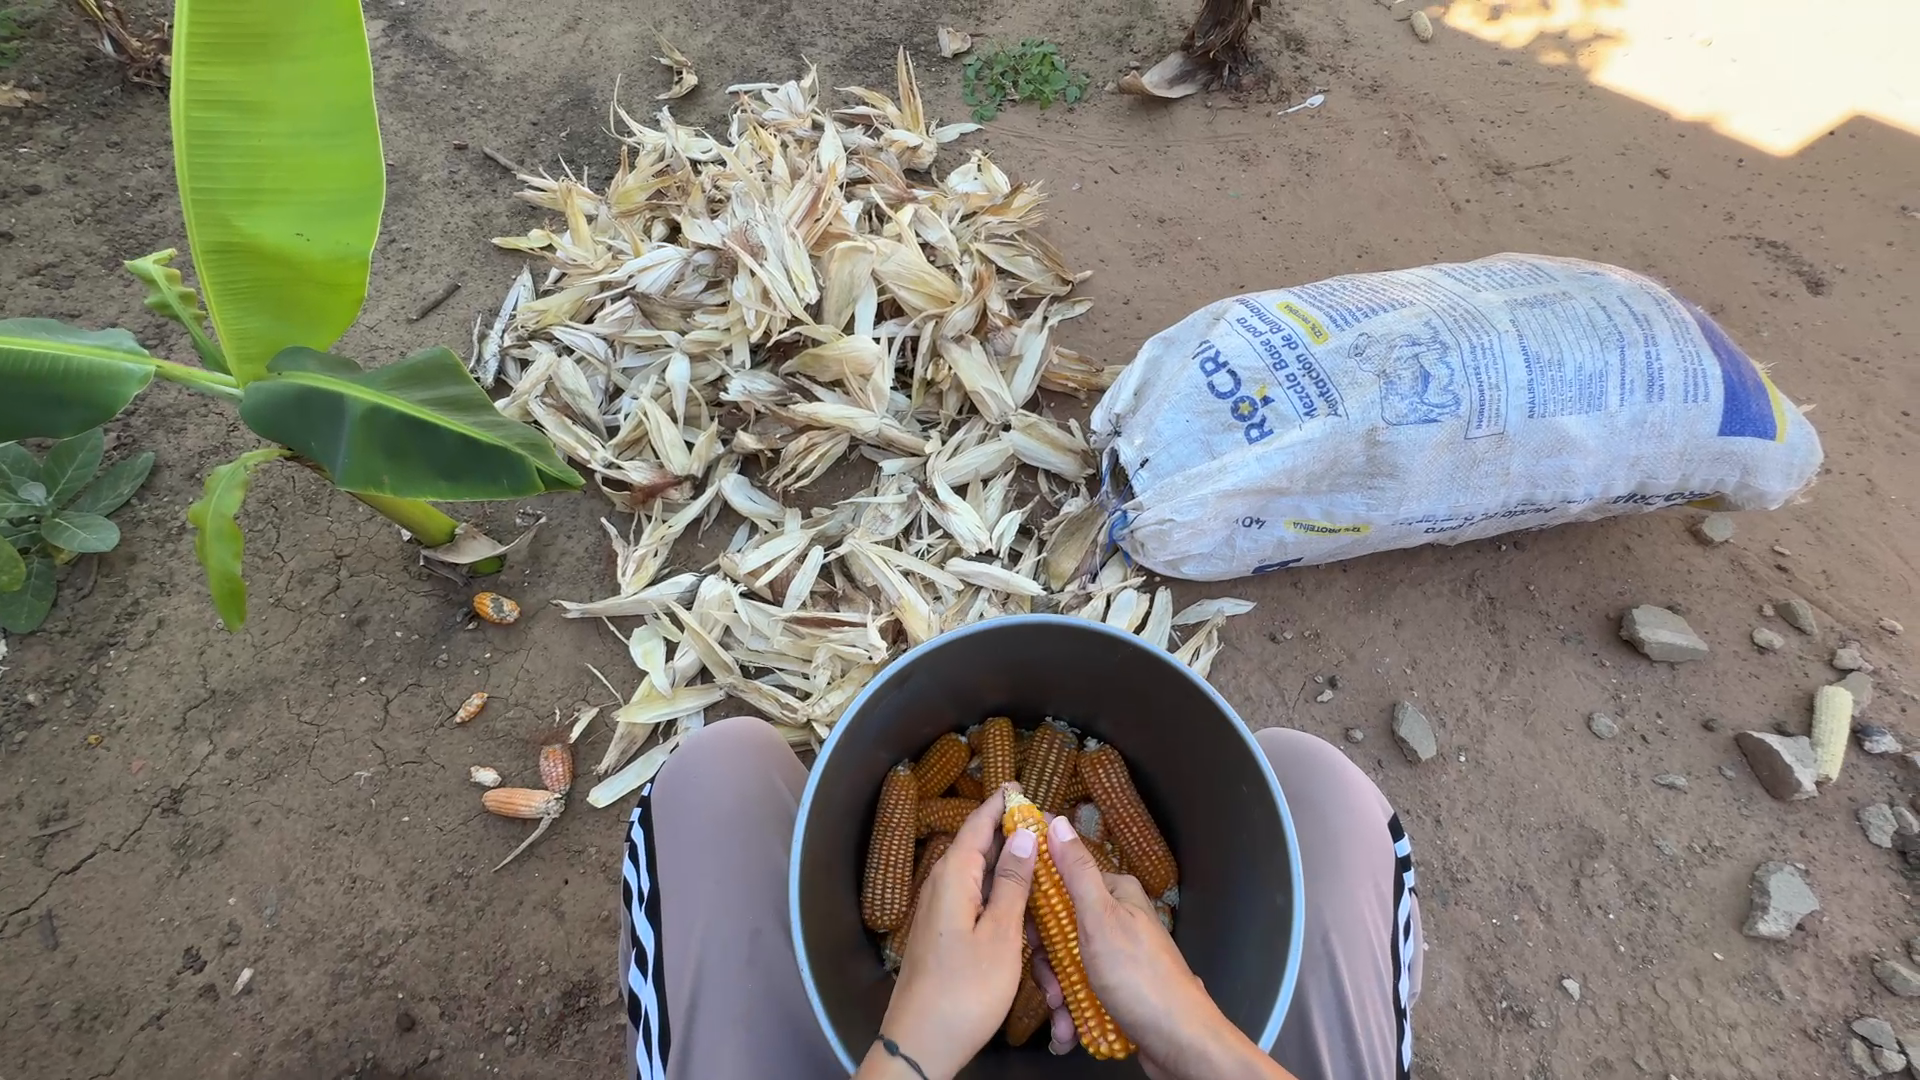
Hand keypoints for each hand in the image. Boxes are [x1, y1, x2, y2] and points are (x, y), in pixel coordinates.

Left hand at [856, 788, 1036, 1079]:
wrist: (920, 1044)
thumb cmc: (964, 990)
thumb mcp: (1000, 935)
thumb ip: (1012, 882)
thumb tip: (1022, 833)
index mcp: (954, 874)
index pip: (979, 823)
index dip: (1001, 804)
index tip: (1023, 787)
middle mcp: (943, 882)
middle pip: (979, 845)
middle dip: (1010, 833)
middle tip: (1046, 828)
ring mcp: (942, 907)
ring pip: (979, 873)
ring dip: (1008, 865)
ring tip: (1043, 861)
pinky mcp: (945, 930)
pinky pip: (975, 896)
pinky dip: (999, 892)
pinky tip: (1023, 903)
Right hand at [1044, 814, 1293, 1079]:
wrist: (1182, 1046)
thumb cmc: (1140, 976)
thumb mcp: (1100, 917)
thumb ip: (1076, 870)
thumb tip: (1056, 821)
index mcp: (1114, 891)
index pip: (1061, 878)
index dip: (1037, 901)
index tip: (1023, 927)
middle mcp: (1115, 916)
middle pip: (1059, 925)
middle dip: (1048, 961)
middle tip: (1050, 987)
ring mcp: (1115, 953)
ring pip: (1066, 961)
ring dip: (1058, 991)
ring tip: (1062, 1016)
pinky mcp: (1115, 985)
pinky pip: (1080, 989)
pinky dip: (1072, 1009)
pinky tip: (1070, 1030)